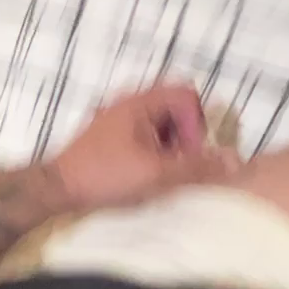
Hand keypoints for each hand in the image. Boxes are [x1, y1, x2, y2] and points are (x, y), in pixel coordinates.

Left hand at [51, 83, 239, 209]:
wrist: (55, 192)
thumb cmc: (102, 178)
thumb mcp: (155, 174)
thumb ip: (196, 167)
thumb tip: (233, 162)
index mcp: (140, 102)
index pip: (186, 96)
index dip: (196, 125)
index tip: (188, 154)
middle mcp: (126, 104)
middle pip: (173, 111)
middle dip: (183, 140)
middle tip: (175, 168)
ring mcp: (113, 122)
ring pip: (156, 128)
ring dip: (166, 151)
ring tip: (158, 177)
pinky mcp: (104, 142)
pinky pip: (139, 141)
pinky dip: (148, 157)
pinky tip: (140, 180)